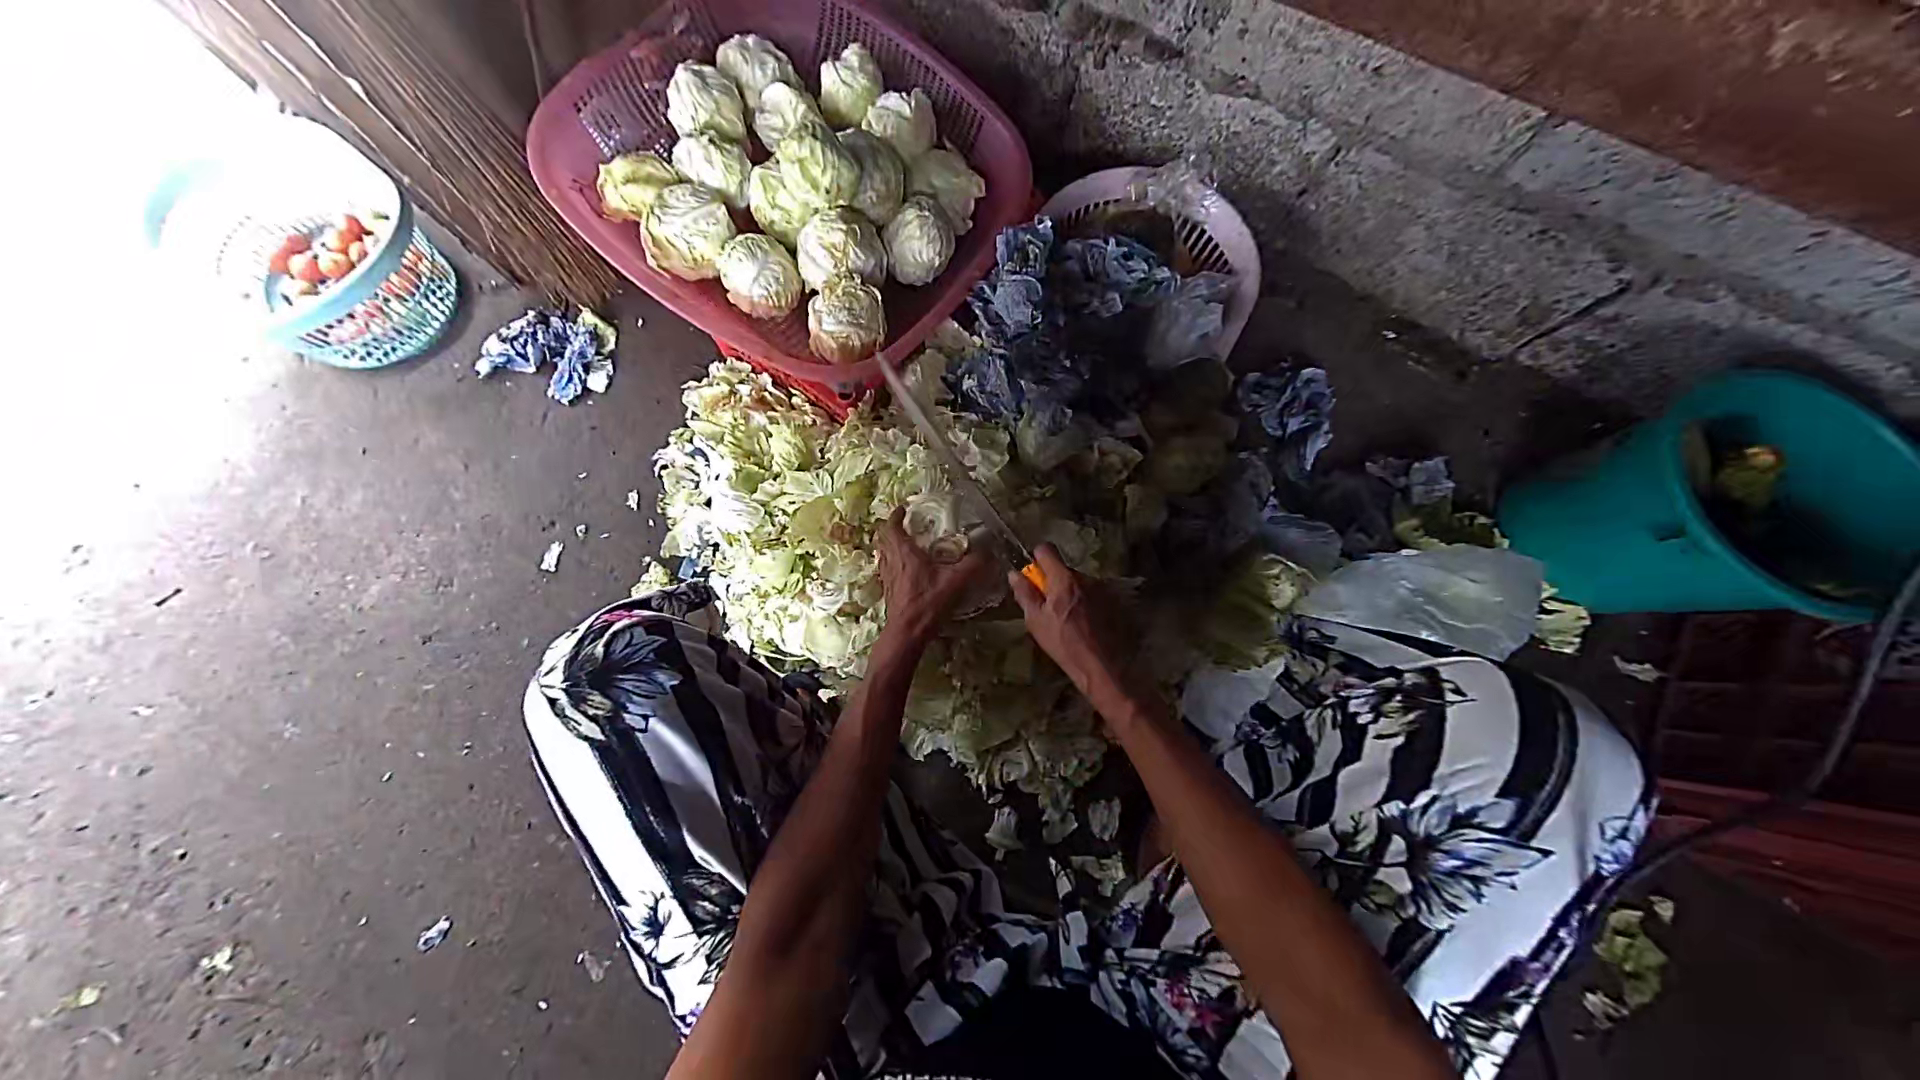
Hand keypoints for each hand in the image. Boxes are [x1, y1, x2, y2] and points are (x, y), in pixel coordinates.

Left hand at [877, 507, 988, 644]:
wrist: (908, 632)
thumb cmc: (928, 602)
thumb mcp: (956, 581)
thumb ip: (973, 565)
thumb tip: (989, 552)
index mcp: (903, 553)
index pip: (891, 526)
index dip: (896, 515)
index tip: (904, 508)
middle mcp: (891, 561)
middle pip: (882, 538)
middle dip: (892, 528)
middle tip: (905, 524)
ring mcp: (887, 577)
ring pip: (883, 554)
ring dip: (891, 545)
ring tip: (906, 544)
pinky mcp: (889, 591)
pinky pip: (887, 569)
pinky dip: (894, 563)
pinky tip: (908, 570)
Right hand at [1007, 544, 1130, 705]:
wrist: (1101, 666)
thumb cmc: (1063, 644)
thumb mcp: (1036, 621)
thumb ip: (1025, 593)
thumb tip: (1014, 574)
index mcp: (1064, 579)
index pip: (1046, 550)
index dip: (1036, 560)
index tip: (1033, 577)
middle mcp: (1085, 578)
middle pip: (1063, 568)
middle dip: (1053, 582)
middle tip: (1048, 607)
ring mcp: (1102, 588)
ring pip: (1078, 582)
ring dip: (1070, 593)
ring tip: (1067, 619)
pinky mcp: (1113, 601)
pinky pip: (1092, 593)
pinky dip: (1085, 602)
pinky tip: (1084, 624)